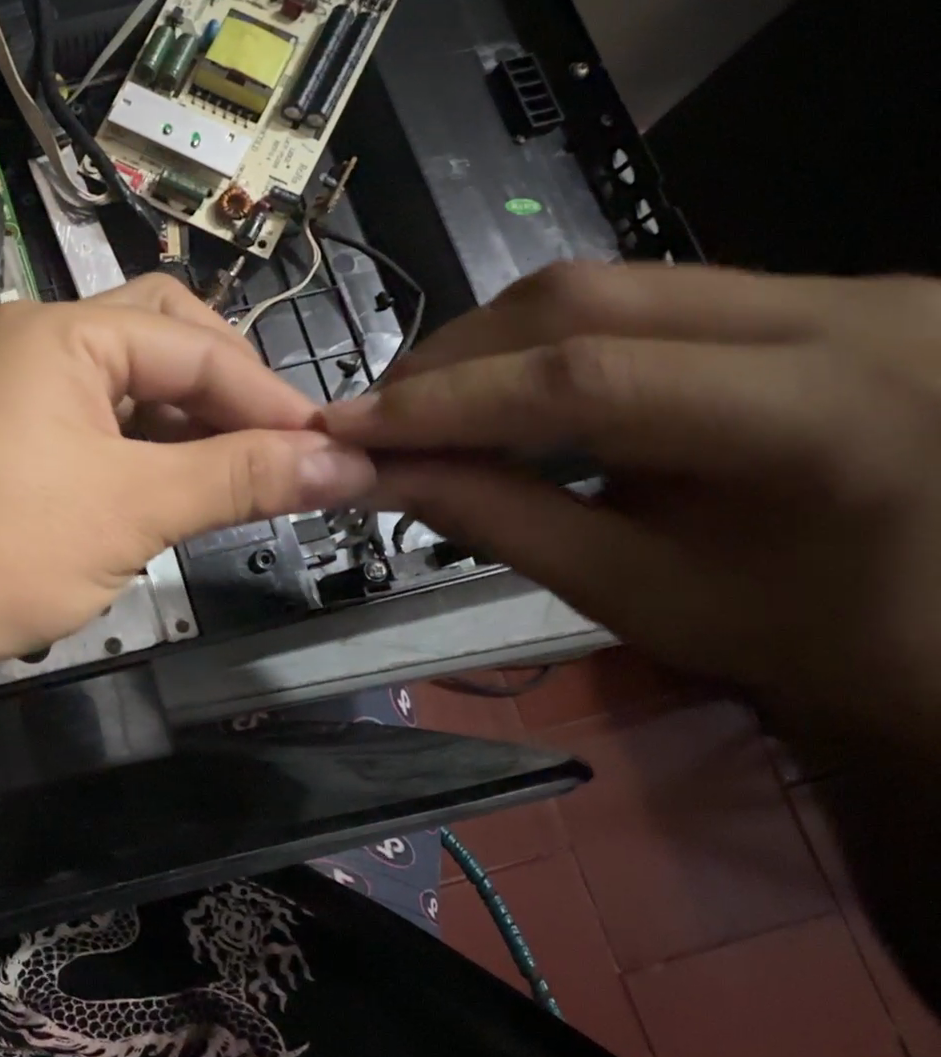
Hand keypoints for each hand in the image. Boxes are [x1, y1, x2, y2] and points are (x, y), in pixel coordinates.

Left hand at [0, 274, 374, 679]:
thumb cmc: (3, 549)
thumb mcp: (134, 508)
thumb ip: (242, 477)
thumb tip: (346, 463)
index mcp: (58, 332)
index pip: (194, 343)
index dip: (269, 398)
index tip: (331, 450)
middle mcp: (28, 344)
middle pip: (156, 342)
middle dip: (223, 394)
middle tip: (275, 452)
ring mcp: (5, 394)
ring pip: (121, 390)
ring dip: (182, 428)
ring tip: (231, 481)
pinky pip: (84, 429)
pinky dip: (134, 454)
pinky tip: (165, 494)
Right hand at [320, 262, 940, 745]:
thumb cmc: (794, 639)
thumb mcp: (630, 590)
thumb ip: (494, 518)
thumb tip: (367, 471)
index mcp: (822, 418)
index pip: (585, 378)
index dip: (443, 402)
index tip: (341, 428)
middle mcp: (849, 314)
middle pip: (589, 299)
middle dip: (456, 357)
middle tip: (375, 415)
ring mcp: (840, 289)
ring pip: (610, 284)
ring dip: (492, 344)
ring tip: (426, 405)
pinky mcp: (815, 292)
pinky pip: (645, 296)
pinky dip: (547, 341)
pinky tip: (506, 388)